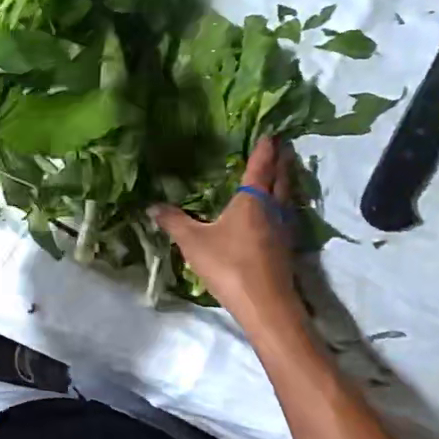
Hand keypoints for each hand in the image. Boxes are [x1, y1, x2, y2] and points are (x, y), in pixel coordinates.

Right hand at [152, 137, 300, 332]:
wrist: (265, 305)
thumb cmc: (229, 265)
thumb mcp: (193, 241)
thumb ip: (173, 221)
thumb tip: (151, 206)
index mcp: (253, 200)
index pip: (260, 167)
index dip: (264, 149)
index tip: (270, 133)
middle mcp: (273, 209)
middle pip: (281, 178)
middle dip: (281, 161)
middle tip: (280, 146)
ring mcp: (283, 229)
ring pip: (287, 196)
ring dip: (285, 181)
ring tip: (280, 172)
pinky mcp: (285, 247)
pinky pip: (286, 214)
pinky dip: (282, 202)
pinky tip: (274, 210)